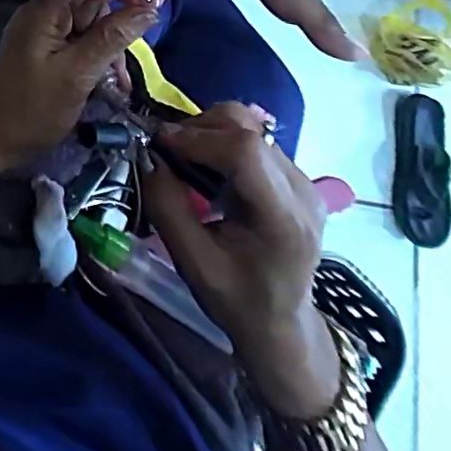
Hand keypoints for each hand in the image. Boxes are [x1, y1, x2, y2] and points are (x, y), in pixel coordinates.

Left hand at [0, 0, 157, 167]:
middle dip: (115, 30)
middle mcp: (42, 12)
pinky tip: (109, 82)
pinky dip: (95, 59)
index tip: (147, 11)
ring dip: (108, 50)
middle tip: (125, 65)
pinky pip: (78, 42)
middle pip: (92, 3)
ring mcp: (43, 31)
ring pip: (89, 26)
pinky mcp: (45, 50)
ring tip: (118, 82)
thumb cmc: (33, 109)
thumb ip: (111, 39)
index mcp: (45, 9)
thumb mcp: (78, 73)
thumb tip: (149, 10)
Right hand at [140, 102, 339, 417]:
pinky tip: (205, 165)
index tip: (160, 145)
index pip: (245, 151)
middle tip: (167, 150)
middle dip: (199, 128)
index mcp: (283, 218)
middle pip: (248, 128)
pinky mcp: (295, 176)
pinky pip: (254, 138)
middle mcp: (301, 190)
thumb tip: (147, 157)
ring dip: (208, 130)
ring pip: (250, 125)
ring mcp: (303, 180)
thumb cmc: (236, 302)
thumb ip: (167, 207)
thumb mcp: (193, 262)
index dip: (197, 138)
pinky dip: (221, 139)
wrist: (281, 325)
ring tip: (184, 156)